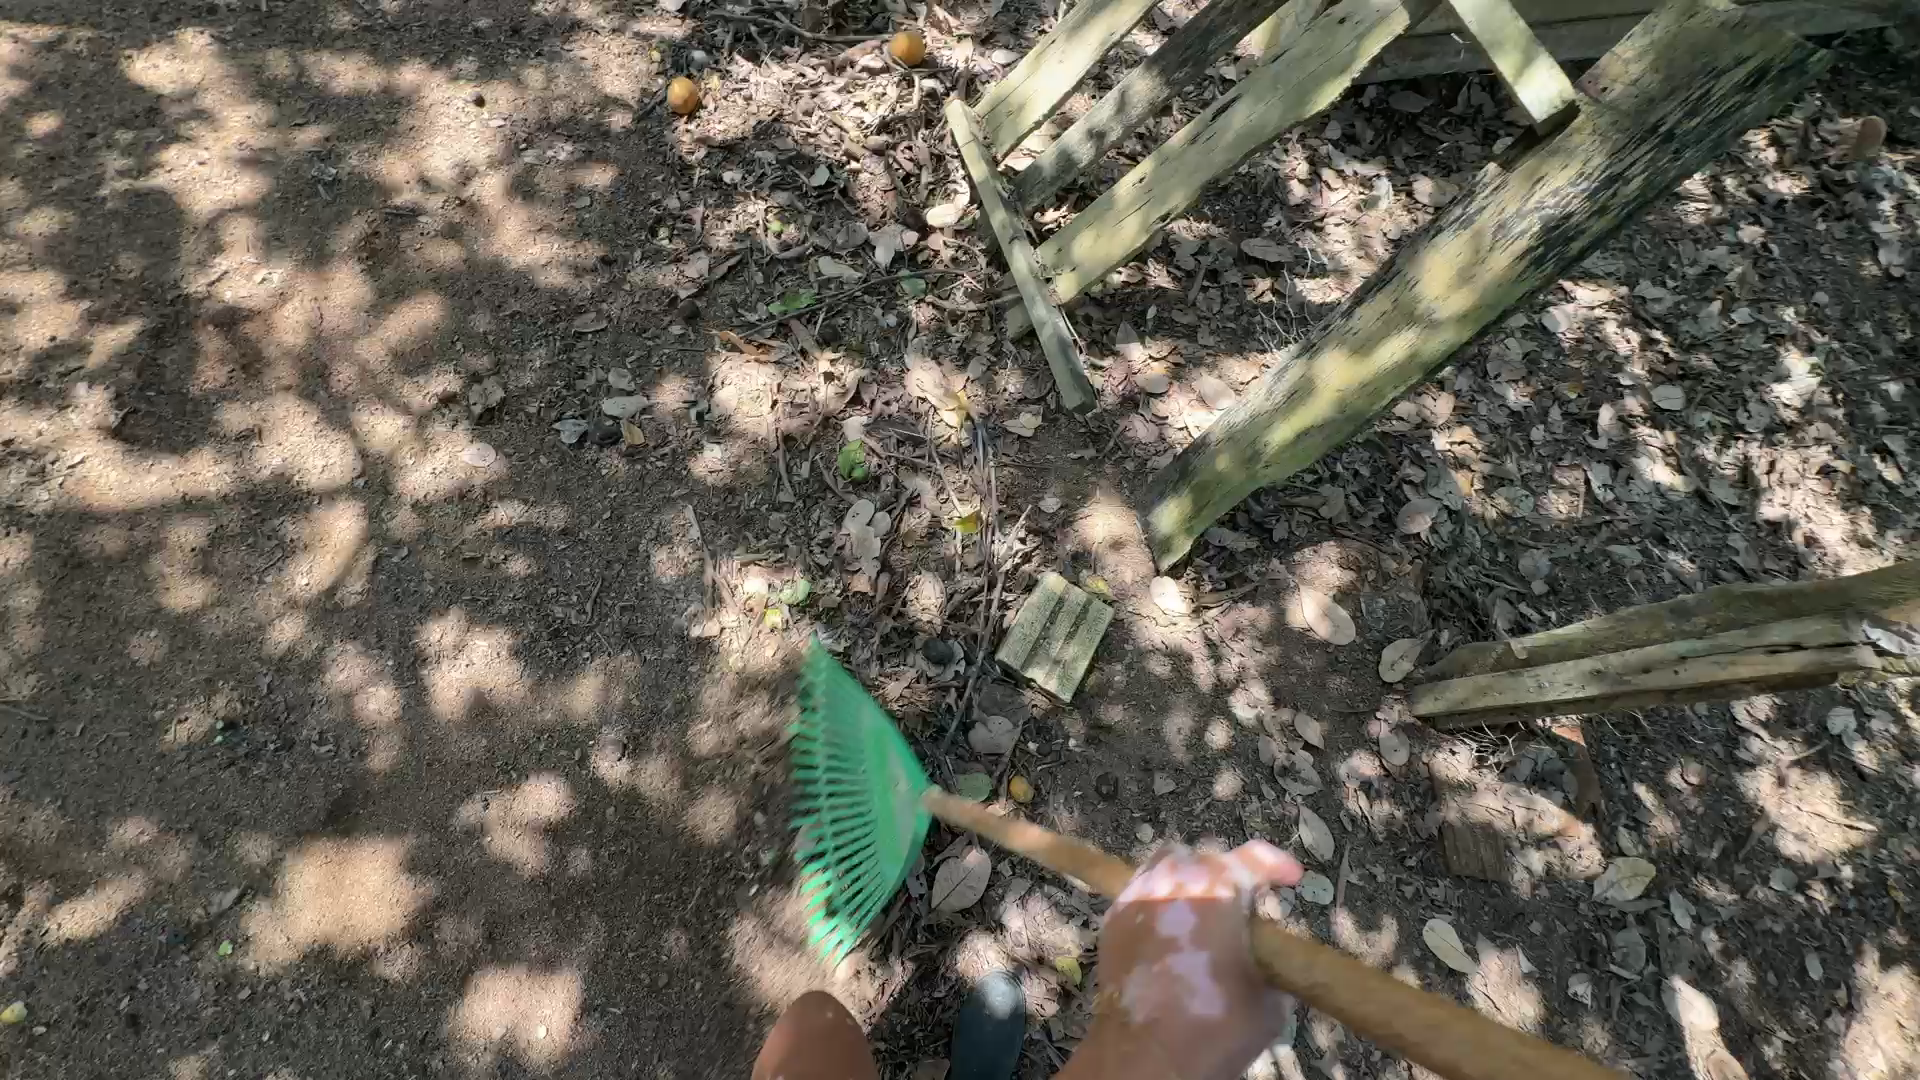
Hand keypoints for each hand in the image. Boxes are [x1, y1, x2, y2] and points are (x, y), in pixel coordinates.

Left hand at [1063, 841, 1303, 1079]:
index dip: (1277, 865)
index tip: (1291, 877)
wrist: (1146, 1050)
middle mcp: (1176, 875)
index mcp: (1219, 887)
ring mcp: (1139, 890)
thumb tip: (1265, 961)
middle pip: (1207, 856)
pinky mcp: (1115, 912)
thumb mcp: (1269, 1003)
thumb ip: (1270, 966)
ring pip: (1167, 862)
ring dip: (1190, 877)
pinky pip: (1141, 889)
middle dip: (1228, 873)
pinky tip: (1170, 930)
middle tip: (1241, 905)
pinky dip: (1160, 900)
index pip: (1255, 858)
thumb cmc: (1215, 1025)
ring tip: (1202, 909)